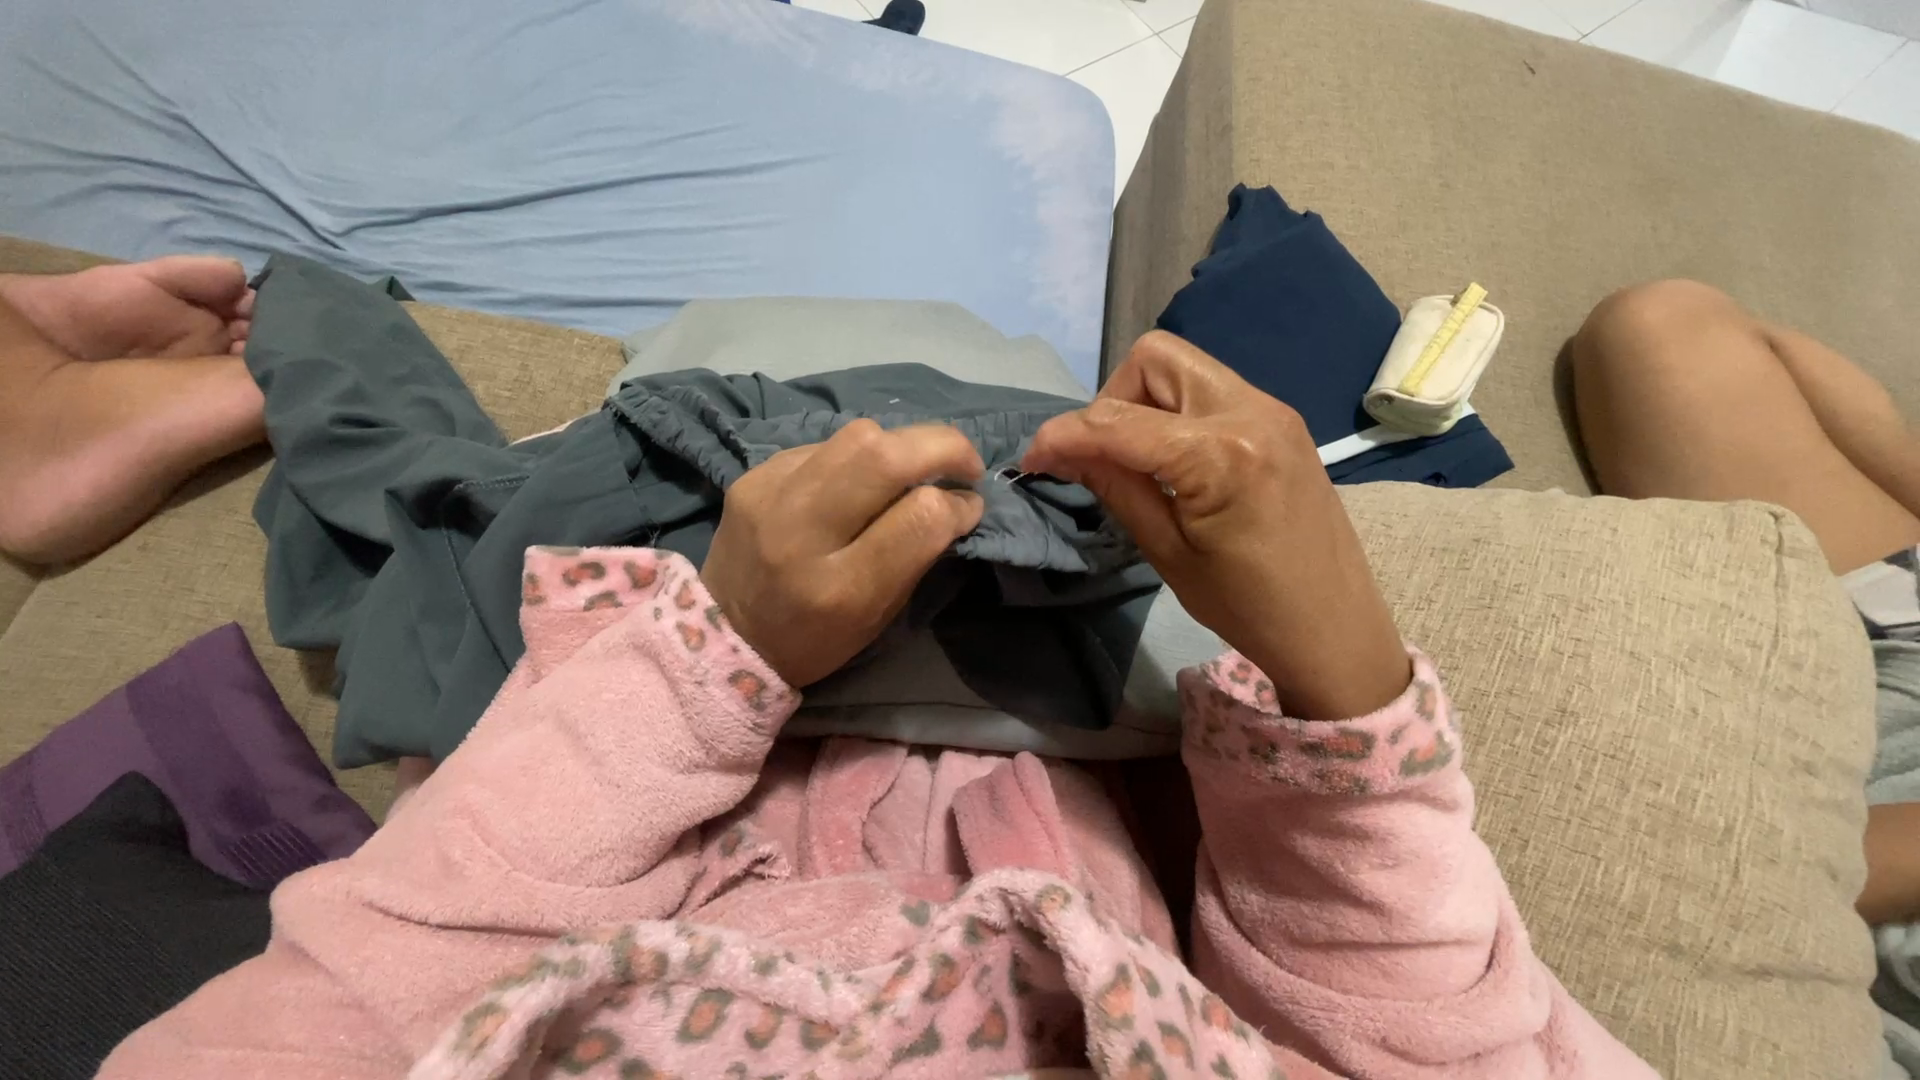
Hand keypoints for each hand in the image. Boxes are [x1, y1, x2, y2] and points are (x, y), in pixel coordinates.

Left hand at [702, 420, 985, 687]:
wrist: (723, 635)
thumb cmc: (814, 639)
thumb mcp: (877, 616)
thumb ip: (917, 555)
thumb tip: (956, 498)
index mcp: (840, 589)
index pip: (919, 518)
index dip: (959, 503)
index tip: (970, 505)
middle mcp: (801, 534)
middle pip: (884, 456)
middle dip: (942, 446)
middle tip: (964, 462)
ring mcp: (770, 496)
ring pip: (856, 436)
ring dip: (901, 444)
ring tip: (911, 469)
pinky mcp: (753, 475)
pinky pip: (823, 445)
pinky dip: (855, 457)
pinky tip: (855, 481)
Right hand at [1023, 331, 1409, 720]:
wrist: (1334, 626)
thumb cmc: (1247, 607)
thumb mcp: (1167, 552)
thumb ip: (1114, 487)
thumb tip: (1059, 453)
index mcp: (1220, 454)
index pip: (1117, 420)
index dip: (1063, 436)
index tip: (1032, 461)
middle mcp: (1250, 410)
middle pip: (1153, 359)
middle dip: (1111, 400)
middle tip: (1103, 457)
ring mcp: (1271, 409)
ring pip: (1182, 366)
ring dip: (1143, 401)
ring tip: (1139, 461)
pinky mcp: (1280, 420)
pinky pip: (1210, 389)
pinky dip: (1176, 410)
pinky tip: (1175, 462)